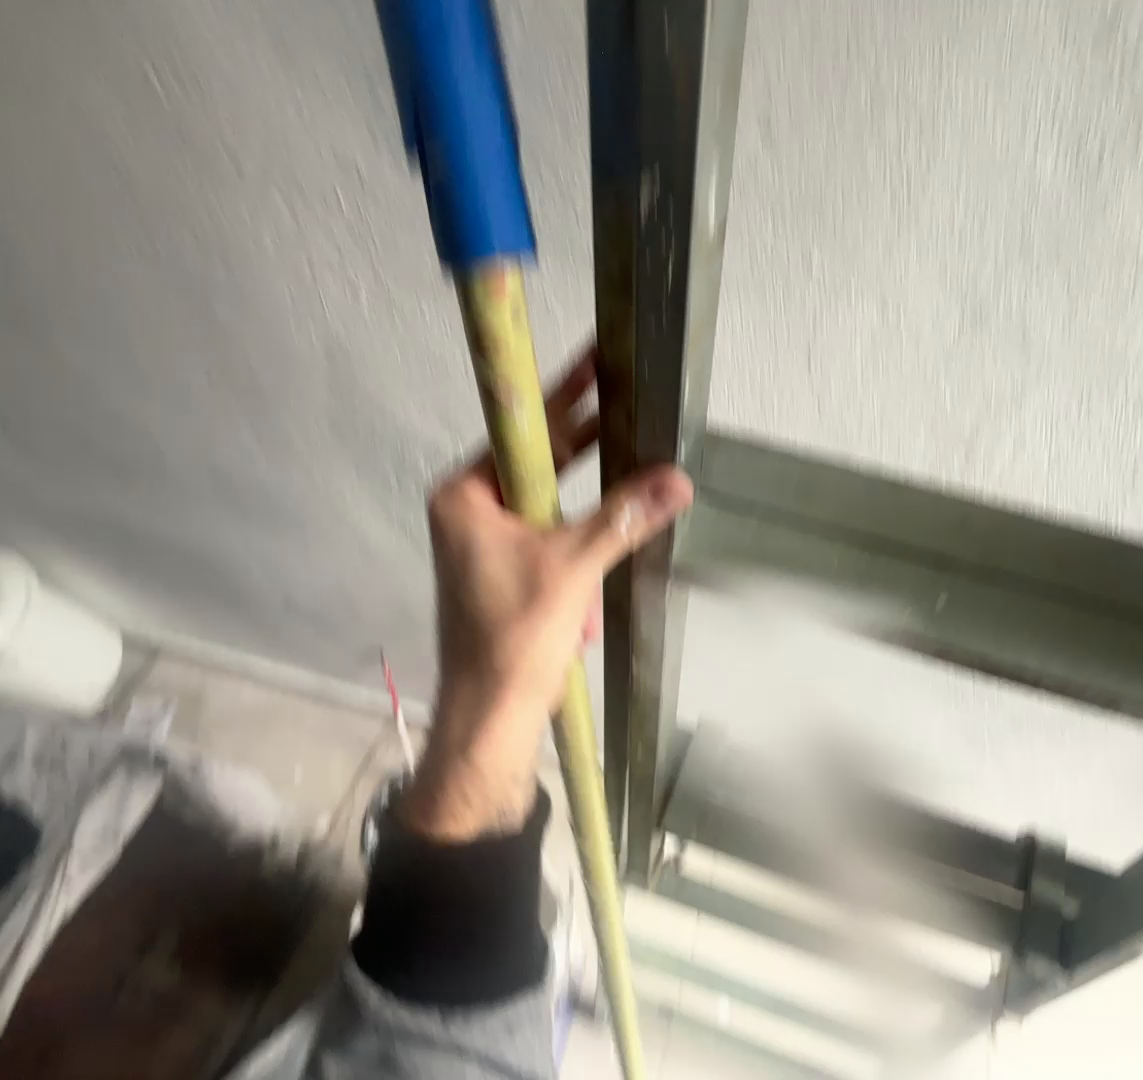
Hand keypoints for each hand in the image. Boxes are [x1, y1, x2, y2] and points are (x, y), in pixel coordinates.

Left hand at [398, 348, 693, 840]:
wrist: (490, 719)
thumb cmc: (515, 636)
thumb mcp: (574, 568)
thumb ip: (624, 517)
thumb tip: (677, 479)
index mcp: (465, 496)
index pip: (523, 431)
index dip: (565, 396)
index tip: (595, 359)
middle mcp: (468, 512)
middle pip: (539, 467)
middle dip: (586, 459)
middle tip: (629, 414)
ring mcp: (483, 545)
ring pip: (550, 512)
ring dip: (585, 534)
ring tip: (610, 541)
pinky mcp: (502, 574)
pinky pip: (549, 546)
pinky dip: (576, 563)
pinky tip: (588, 600)